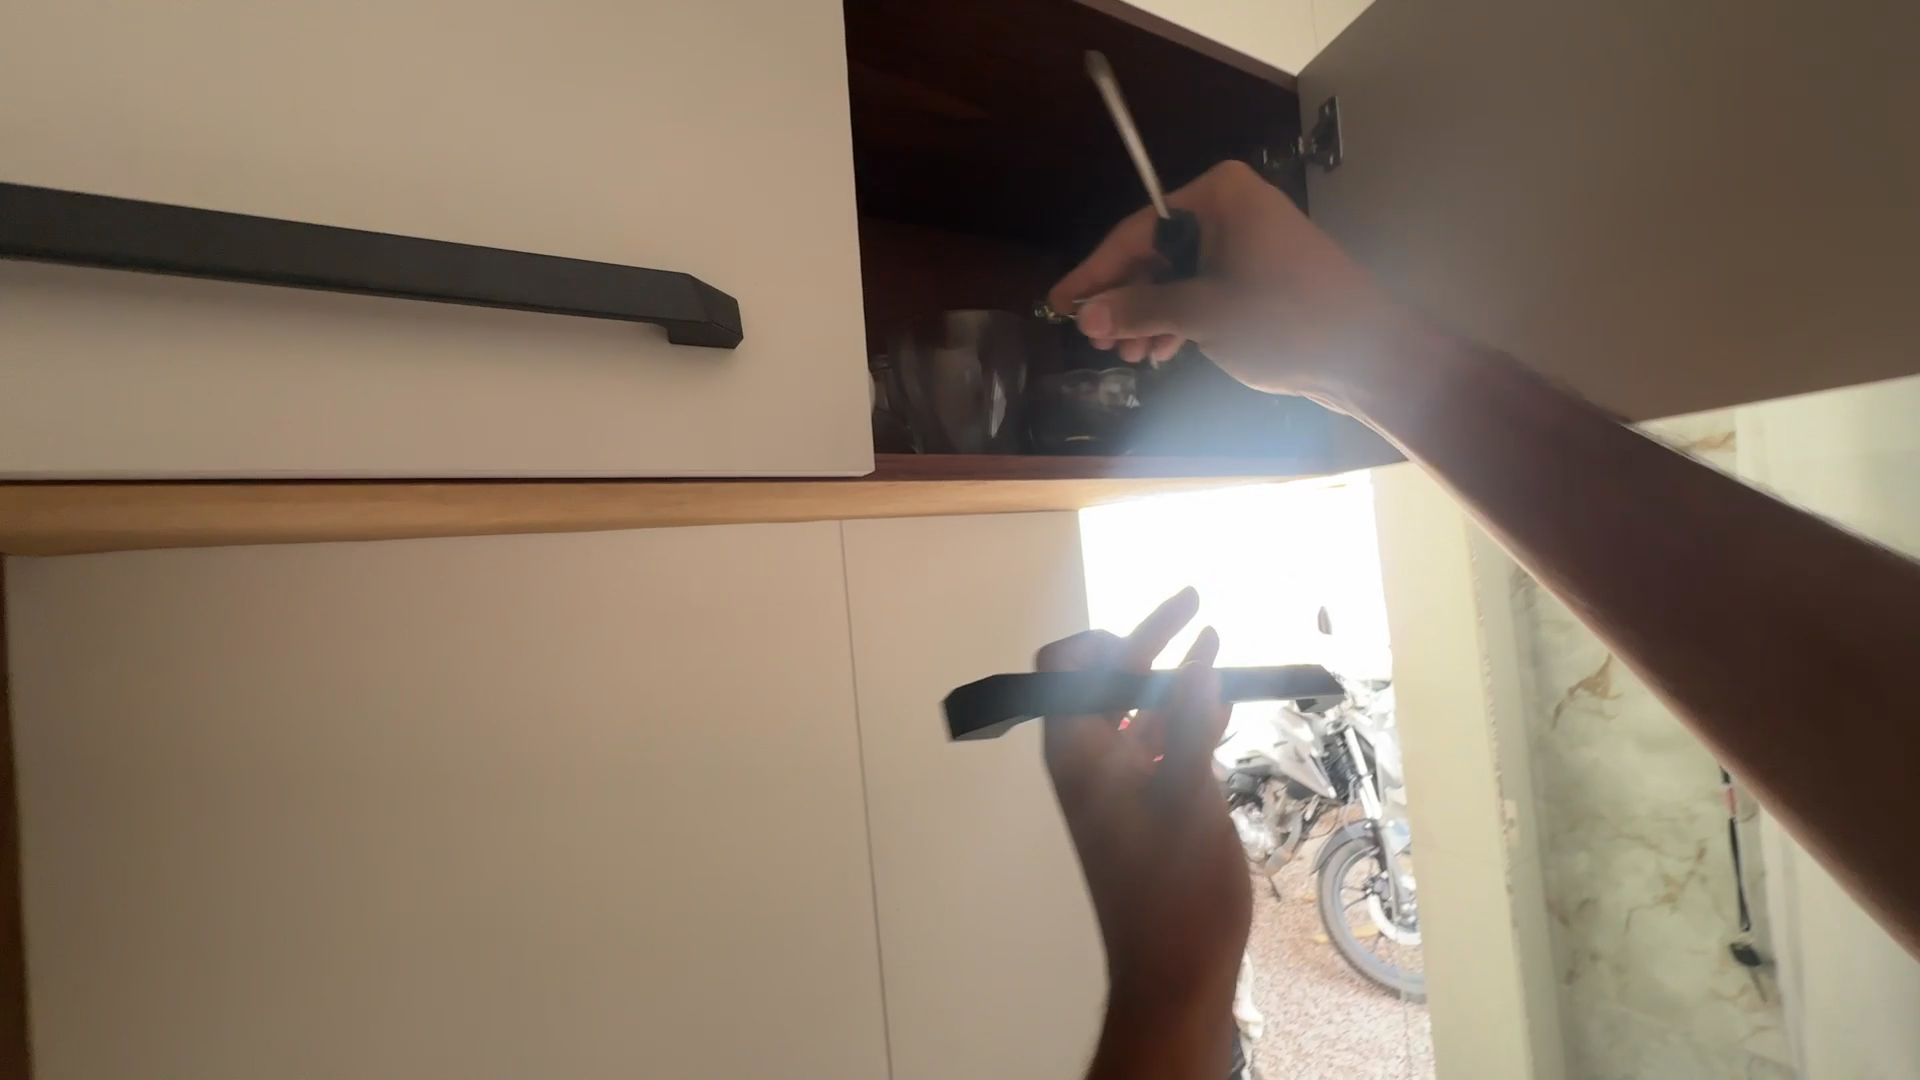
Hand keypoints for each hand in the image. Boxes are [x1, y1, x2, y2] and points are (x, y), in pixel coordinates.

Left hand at [1037, 588, 1249, 1029]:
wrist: (1172, 971)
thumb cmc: (1176, 890)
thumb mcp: (1189, 797)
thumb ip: (1191, 723)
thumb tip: (1201, 658)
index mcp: (1076, 748)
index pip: (1076, 663)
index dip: (1123, 633)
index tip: (1184, 613)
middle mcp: (1082, 755)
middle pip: (1100, 677)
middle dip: (1145, 647)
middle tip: (1196, 622)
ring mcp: (1107, 778)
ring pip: (1130, 707)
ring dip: (1168, 682)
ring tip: (1214, 657)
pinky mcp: (1132, 799)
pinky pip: (1150, 740)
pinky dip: (1179, 719)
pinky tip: (1219, 708)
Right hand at [1047, 159, 1409, 401]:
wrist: (1365, 352)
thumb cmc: (1286, 319)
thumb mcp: (1204, 314)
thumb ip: (1141, 310)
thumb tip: (1085, 317)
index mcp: (1218, 198)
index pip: (1136, 233)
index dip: (1095, 274)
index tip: (1059, 305)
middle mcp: (1228, 210)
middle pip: (1152, 256)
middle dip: (1124, 302)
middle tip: (1096, 342)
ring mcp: (1242, 244)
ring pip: (1173, 279)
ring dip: (1147, 318)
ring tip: (1127, 357)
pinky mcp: (1252, 276)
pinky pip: (1197, 293)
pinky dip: (1176, 322)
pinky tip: (1159, 353)